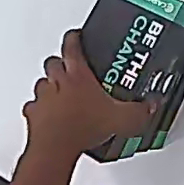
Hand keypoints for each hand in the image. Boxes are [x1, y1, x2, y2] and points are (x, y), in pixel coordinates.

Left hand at [24, 30, 153, 159]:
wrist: (55, 150)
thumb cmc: (82, 127)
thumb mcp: (122, 118)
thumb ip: (139, 110)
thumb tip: (150, 105)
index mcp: (78, 76)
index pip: (72, 47)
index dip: (74, 38)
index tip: (76, 34)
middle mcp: (57, 83)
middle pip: (53, 62)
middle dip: (60, 61)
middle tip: (68, 63)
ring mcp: (43, 99)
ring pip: (41, 83)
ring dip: (48, 83)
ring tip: (58, 88)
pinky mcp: (33, 116)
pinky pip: (33, 107)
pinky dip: (38, 108)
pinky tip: (46, 113)